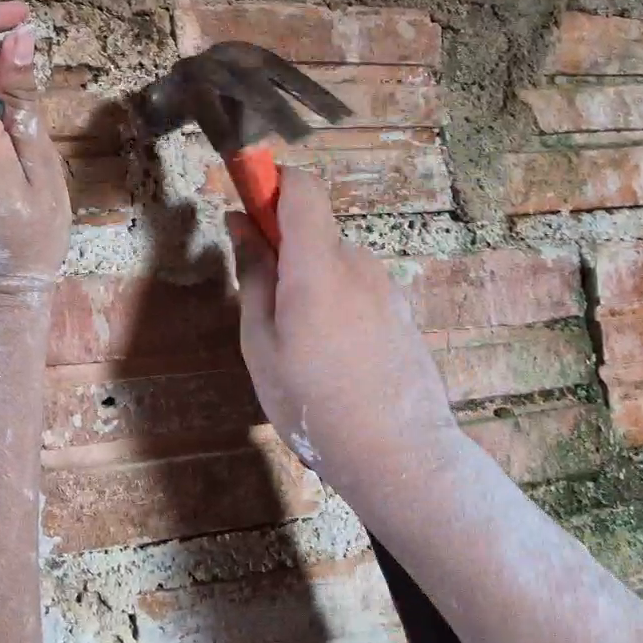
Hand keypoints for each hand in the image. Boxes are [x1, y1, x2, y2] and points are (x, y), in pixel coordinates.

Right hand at [228, 169, 460, 493]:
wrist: (402, 459)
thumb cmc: (313, 402)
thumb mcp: (261, 343)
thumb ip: (253, 274)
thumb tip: (240, 223)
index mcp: (318, 265)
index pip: (302, 187)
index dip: (272, 183)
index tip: (248, 208)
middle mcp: (357, 264)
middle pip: (314, 229)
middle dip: (283, 249)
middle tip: (266, 306)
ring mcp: (386, 287)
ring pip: (334, 261)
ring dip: (309, 280)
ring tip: (302, 345)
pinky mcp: (402, 311)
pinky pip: (357, 286)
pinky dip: (336, 301)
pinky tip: (335, 357)